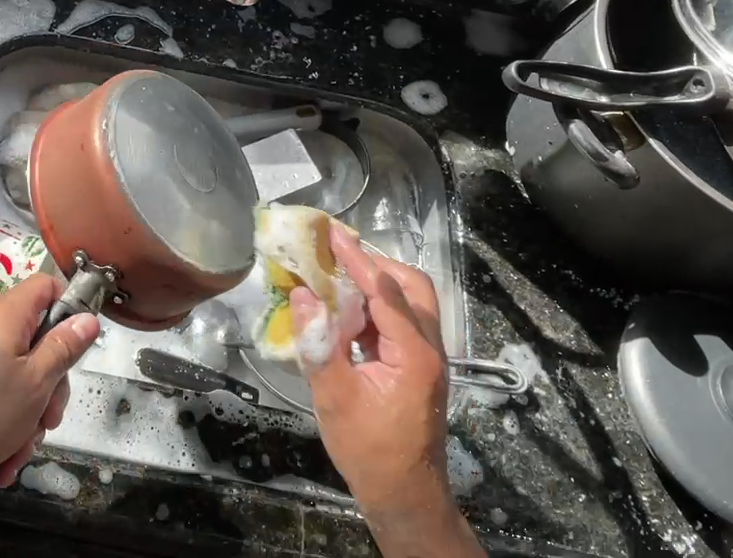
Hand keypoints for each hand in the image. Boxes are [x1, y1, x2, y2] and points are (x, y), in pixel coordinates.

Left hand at [0, 273, 100, 488]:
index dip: (69, 308)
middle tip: (49, 419)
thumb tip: (87, 317)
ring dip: (28, 415)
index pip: (47, 285)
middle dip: (50, 385)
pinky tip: (3, 462)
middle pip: (38, 340)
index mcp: (9, 315)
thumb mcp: (35, 383)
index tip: (78, 347)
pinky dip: (5, 424)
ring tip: (20, 453)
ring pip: (19, 376)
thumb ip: (64, 348)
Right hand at [292, 224, 480, 557]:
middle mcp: (429, 349)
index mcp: (413, 354)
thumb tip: (303, 295)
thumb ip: (319, 343)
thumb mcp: (334, 397)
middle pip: (412, 287)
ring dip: (379, 284)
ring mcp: (428, 359)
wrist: (405, 498)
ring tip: (339, 276)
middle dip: (376, 264)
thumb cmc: (369, 450)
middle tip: (338, 255)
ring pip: (412, 303)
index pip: (386, 291)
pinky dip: (379, 307)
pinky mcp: (419, 369)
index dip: (357, 260)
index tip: (331, 234)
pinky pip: (404, 322)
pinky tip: (348, 312)